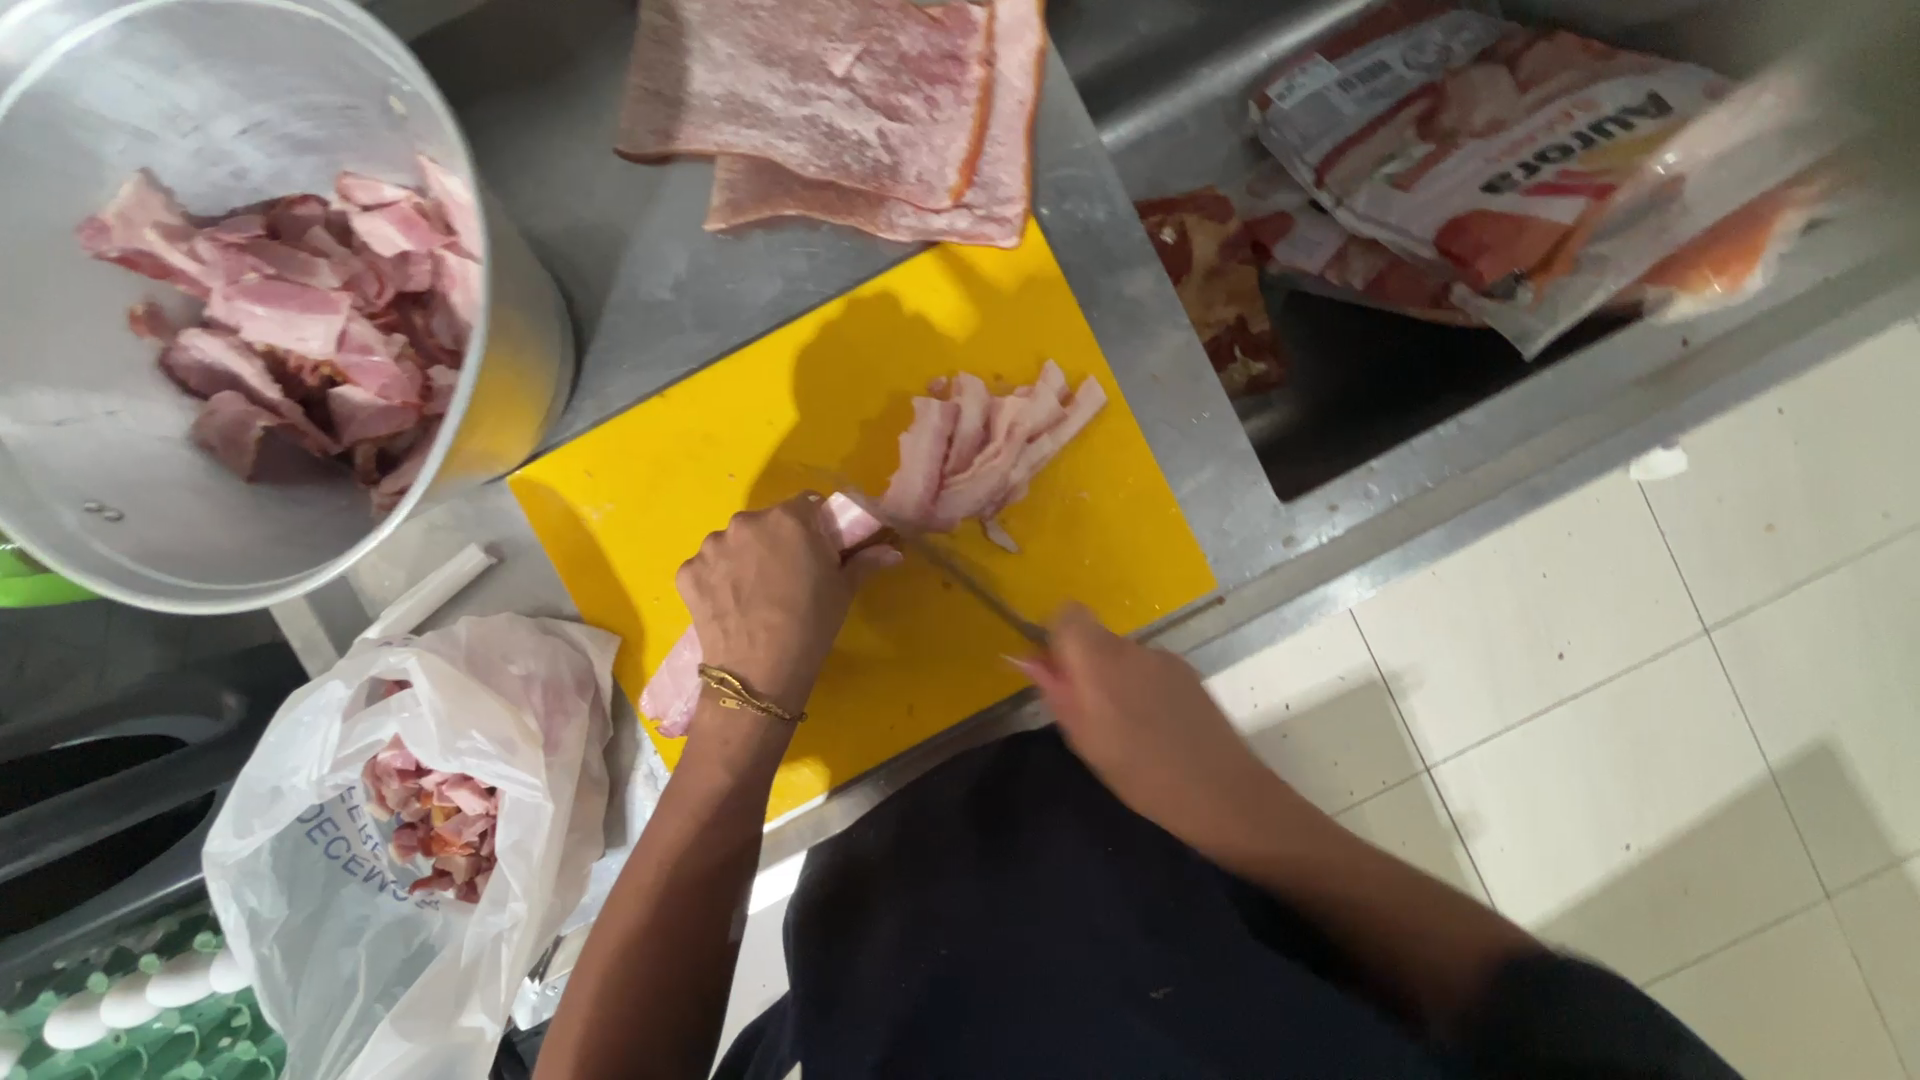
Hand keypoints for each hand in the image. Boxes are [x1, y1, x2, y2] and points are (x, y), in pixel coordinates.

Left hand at [677, 493, 899, 715]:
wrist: (760, 672)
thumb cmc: (812, 625)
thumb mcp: (844, 590)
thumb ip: (865, 561)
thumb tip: (894, 552)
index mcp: (790, 519)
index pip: (805, 504)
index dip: (813, 524)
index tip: (815, 549)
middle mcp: (746, 522)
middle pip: (766, 522)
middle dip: (775, 541)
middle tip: (786, 577)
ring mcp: (712, 546)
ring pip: (733, 542)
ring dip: (743, 559)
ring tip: (754, 595)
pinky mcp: (687, 571)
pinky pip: (707, 567)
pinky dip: (718, 580)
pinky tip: (730, 606)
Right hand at [1020, 605, 1296, 863]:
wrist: (1219, 790)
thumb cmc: (1139, 773)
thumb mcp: (1083, 739)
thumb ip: (1056, 691)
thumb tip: (1027, 658)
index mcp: (1099, 660)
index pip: (1068, 614)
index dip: (1058, 637)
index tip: (1059, 673)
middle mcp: (1131, 648)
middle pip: (1096, 637)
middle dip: (1086, 665)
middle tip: (1089, 712)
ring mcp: (1163, 657)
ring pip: (1123, 655)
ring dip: (1115, 679)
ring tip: (1127, 727)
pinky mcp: (1187, 671)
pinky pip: (1148, 668)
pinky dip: (1142, 687)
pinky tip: (1156, 726)